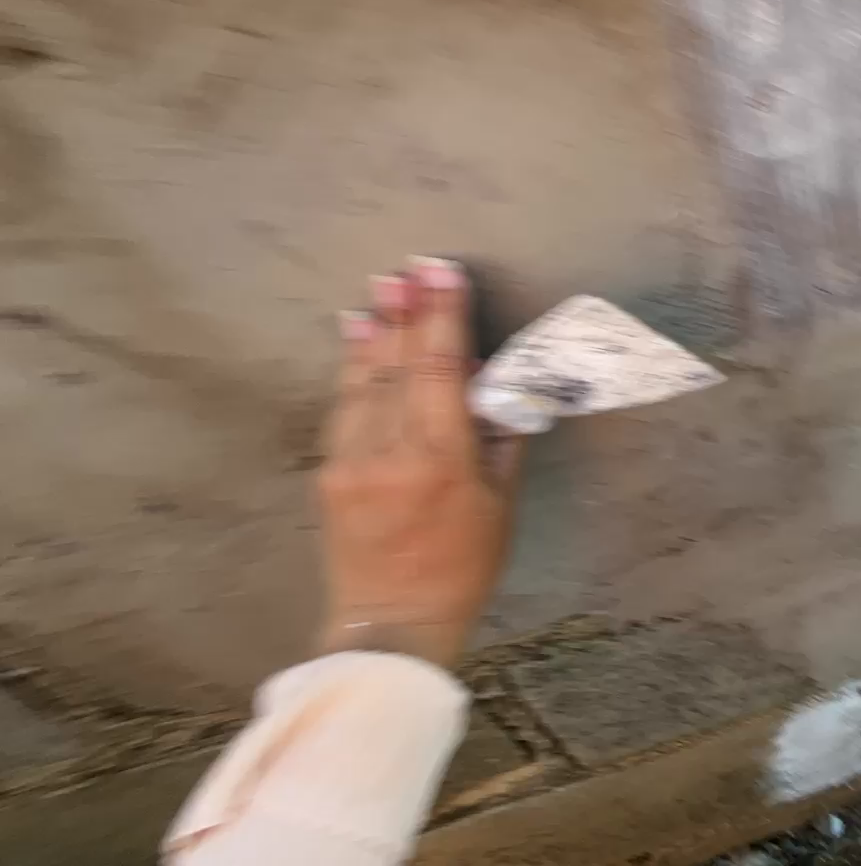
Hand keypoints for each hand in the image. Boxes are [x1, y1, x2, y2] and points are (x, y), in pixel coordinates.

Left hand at [316, 258, 523, 666]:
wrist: (393, 621)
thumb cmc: (468, 561)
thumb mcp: (502, 500)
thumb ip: (498, 437)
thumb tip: (491, 385)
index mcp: (439, 458)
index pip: (442, 370)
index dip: (444, 319)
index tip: (446, 276)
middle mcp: (387, 451)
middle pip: (398, 367)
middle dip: (408, 313)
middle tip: (410, 268)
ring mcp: (349, 460)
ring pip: (363, 382)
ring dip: (376, 333)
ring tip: (380, 290)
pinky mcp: (329, 472)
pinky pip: (346, 407)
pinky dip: (354, 368)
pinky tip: (358, 338)